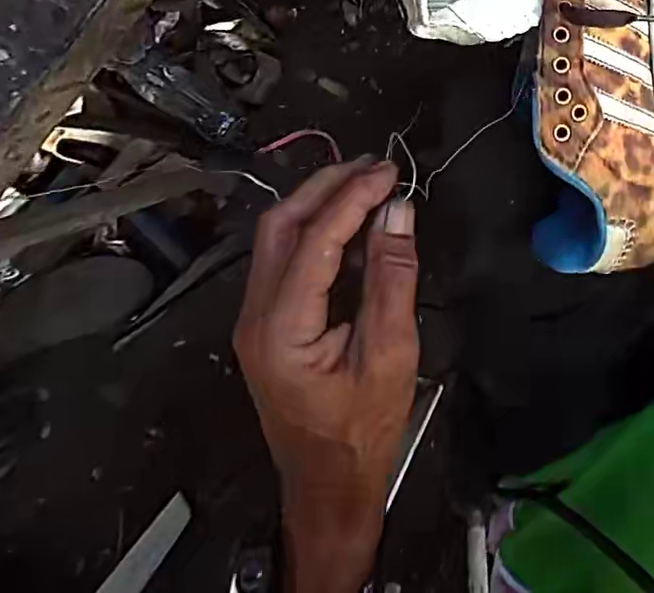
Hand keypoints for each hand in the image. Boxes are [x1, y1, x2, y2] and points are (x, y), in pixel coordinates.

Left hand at [233, 158, 417, 592]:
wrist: (329, 488)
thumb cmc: (363, 431)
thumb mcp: (391, 353)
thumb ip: (392, 276)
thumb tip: (398, 211)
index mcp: (281, 327)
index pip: (315, 238)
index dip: (354, 197)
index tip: (390, 172)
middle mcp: (255, 315)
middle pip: (280, 225)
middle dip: (327, 186)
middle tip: (375, 166)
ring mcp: (256, 318)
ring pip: (278, 237)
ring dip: (320, 202)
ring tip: (366, 182)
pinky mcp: (269, 322)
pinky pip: (287, 259)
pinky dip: (320, 229)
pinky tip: (354, 223)